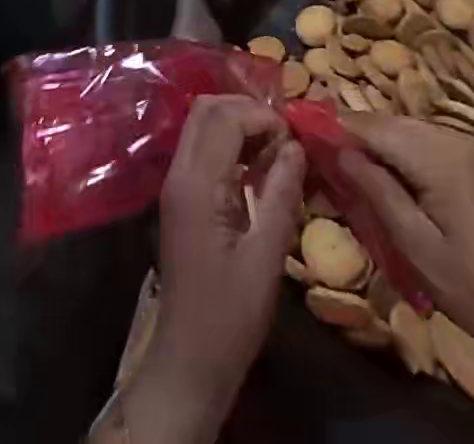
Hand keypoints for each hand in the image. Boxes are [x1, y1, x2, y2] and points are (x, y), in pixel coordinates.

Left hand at [115, 96, 304, 443]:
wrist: (187, 363)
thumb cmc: (229, 316)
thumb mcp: (266, 256)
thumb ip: (281, 193)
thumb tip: (296, 146)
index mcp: (196, 186)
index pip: (225, 118)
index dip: (263, 118)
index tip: (294, 141)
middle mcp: (179, 176)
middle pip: (206, 110)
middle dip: (249, 111)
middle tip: (285, 138)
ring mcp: (176, 186)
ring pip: (203, 126)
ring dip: (241, 125)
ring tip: (278, 151)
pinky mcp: (182, 199)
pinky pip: (205, 150)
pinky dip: (233, 146)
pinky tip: (260, 170)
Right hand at [337, 115, 473, 379]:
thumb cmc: (470, 285)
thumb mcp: (413, 243)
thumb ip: (376, 190)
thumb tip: (339, 150)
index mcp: (437, 156)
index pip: (373, 127)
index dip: (334, 126)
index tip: (299, 131)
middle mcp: (450, 139)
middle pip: (386, 123)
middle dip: (348, 133)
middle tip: (312, 154)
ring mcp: (462, 147)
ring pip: (401, 130)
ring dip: (368, 143)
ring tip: (335, 165)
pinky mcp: (467, 160)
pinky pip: (418, 143)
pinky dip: (391, 152)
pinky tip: (373, 175)